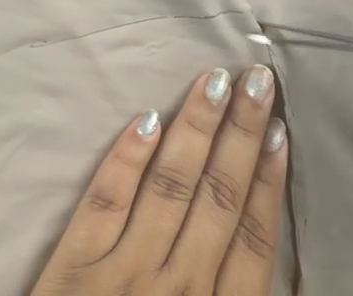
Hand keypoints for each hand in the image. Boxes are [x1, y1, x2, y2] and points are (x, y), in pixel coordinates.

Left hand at [30, 65, 290, 295]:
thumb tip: (261, 249)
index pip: (254, 238)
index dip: (270, 180)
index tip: (281, 129)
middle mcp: (178, 289)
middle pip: (220, 199)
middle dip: (242, 134)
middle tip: (257, 78)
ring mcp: (123, 273)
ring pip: (170, 187)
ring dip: (196, 130)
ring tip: (215, 81)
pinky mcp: (71, 266)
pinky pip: (104, 201)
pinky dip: (127, 159)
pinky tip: (146, 118)